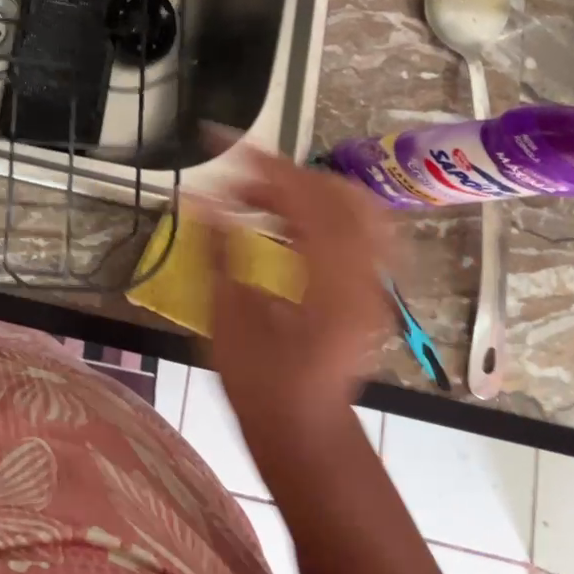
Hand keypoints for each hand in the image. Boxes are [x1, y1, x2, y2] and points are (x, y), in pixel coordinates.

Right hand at [188, 143, 395, 426]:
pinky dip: (322, 210)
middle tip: (236, 178)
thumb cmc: (260, 384)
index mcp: (332, 284)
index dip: (261, 163)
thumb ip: (218, 250)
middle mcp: (366, 277)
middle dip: (285, 173)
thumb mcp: (227, 317)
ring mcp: (375, 283)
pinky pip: (359, 230)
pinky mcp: (370, 289)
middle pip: (340, 195)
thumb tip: (198, 196)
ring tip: (258, 194)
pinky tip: (283, 219)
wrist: (304, 432)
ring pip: (357, 208)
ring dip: (307, 189)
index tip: (218, 141)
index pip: (306, 198)